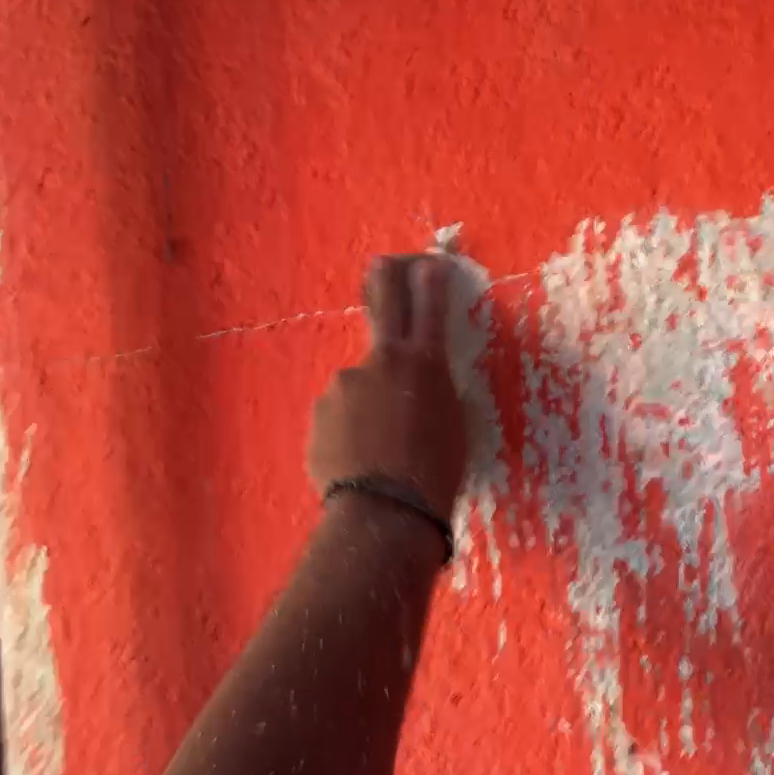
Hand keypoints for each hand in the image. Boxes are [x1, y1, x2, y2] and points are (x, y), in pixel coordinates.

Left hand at [307, 256, 466, 513]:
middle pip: (382, 298)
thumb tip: (418, 386)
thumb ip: (432, 392)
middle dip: (387, 276)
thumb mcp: (452, 425)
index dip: (431, 278)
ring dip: (370, 402)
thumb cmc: (438, 473)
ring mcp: (344, 383)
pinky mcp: (320, 410)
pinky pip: (341, 413)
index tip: (431, 262)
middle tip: (387, 265)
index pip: (429, 303)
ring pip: (361, 382)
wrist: (386, 511)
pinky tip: (362, 459)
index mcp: (425, 364)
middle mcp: (381, 361)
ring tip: (381, 446)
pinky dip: (352, 430)